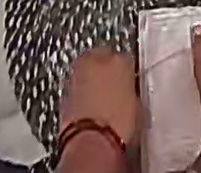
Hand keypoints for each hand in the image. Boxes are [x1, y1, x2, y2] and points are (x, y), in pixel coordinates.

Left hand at [58, 47, 137, 167]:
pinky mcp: (64, 88)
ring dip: (90, 80)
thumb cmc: (117, 127)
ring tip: (97, 101)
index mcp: (122, 61)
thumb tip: (127, 96)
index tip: (126, 85)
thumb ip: (130, 92)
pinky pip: (76, 85)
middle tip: (110, 90)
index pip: (125, 60)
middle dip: (105, 71)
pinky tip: (86, 109)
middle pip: (103, 58)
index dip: (126, 75)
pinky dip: (80, 93)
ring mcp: (79, 72)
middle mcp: (99, 59)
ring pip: (87, 70)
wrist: (92, 143)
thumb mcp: (136, 108)